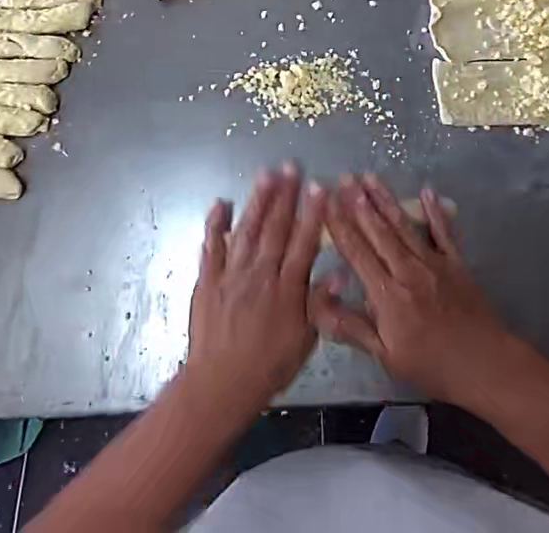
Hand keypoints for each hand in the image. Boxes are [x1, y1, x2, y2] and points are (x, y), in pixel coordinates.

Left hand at [182, 162, 323, 410]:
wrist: (221, 382)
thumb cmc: (268, 366)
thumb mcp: (304, 340)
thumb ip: (319, 303)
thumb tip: (339, 273)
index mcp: (286, 288)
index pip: (303, 243)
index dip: (312, 214)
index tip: (319, 188)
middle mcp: (260, 273)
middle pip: (275, 228)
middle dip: (285, 196)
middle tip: (290, 167)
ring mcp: (231, 273)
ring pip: (246, 229)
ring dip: (257, 201)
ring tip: (265, 175)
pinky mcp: (208, 278)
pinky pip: (212, 246)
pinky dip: (216, 224)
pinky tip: (220, 203)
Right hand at [314, 174, 542, 405]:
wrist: (488, 368)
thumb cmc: (433, 366)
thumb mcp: (387, 357)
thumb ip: (353, 328)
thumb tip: (319, 305)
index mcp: (387, 294)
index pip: (356, 252)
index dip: (338, 224)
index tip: (325, 201)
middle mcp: (407, 271)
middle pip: (378, 231)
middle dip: (358, 202)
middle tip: (344, 177)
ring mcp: (433, 264)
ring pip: (403, 226)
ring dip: (385, 200)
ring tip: (370, 177)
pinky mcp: (456, 264)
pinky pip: (443, 233)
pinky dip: (435, 212)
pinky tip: (427, 191)